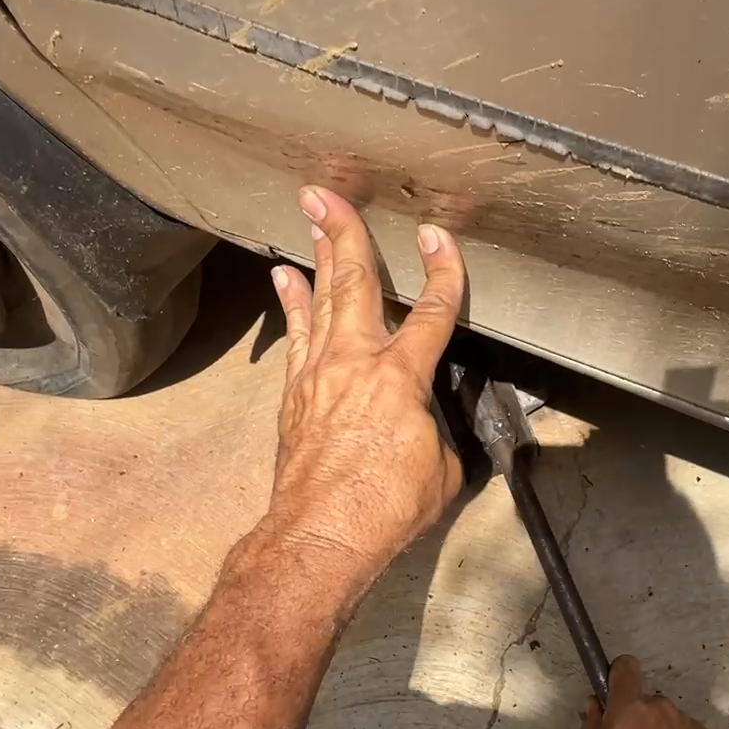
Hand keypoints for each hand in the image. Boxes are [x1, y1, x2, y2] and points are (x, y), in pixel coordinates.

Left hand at [265, 186, 465, 571]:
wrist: (323, 535)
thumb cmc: (389, 506)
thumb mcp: (442, 469)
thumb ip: (437, 430)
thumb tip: (427, 420)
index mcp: (401, 377)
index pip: (432, 312)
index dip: (443, 272)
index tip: (441, 239)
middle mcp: (356, 362)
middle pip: (355, 284)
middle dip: (346, 234)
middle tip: (326, 193)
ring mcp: (319, 374)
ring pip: (319, 302)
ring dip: (318, 258)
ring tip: (311, 220)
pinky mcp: (295, 395)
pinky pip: (295, 338)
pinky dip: (292, 306)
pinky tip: (285, 279)